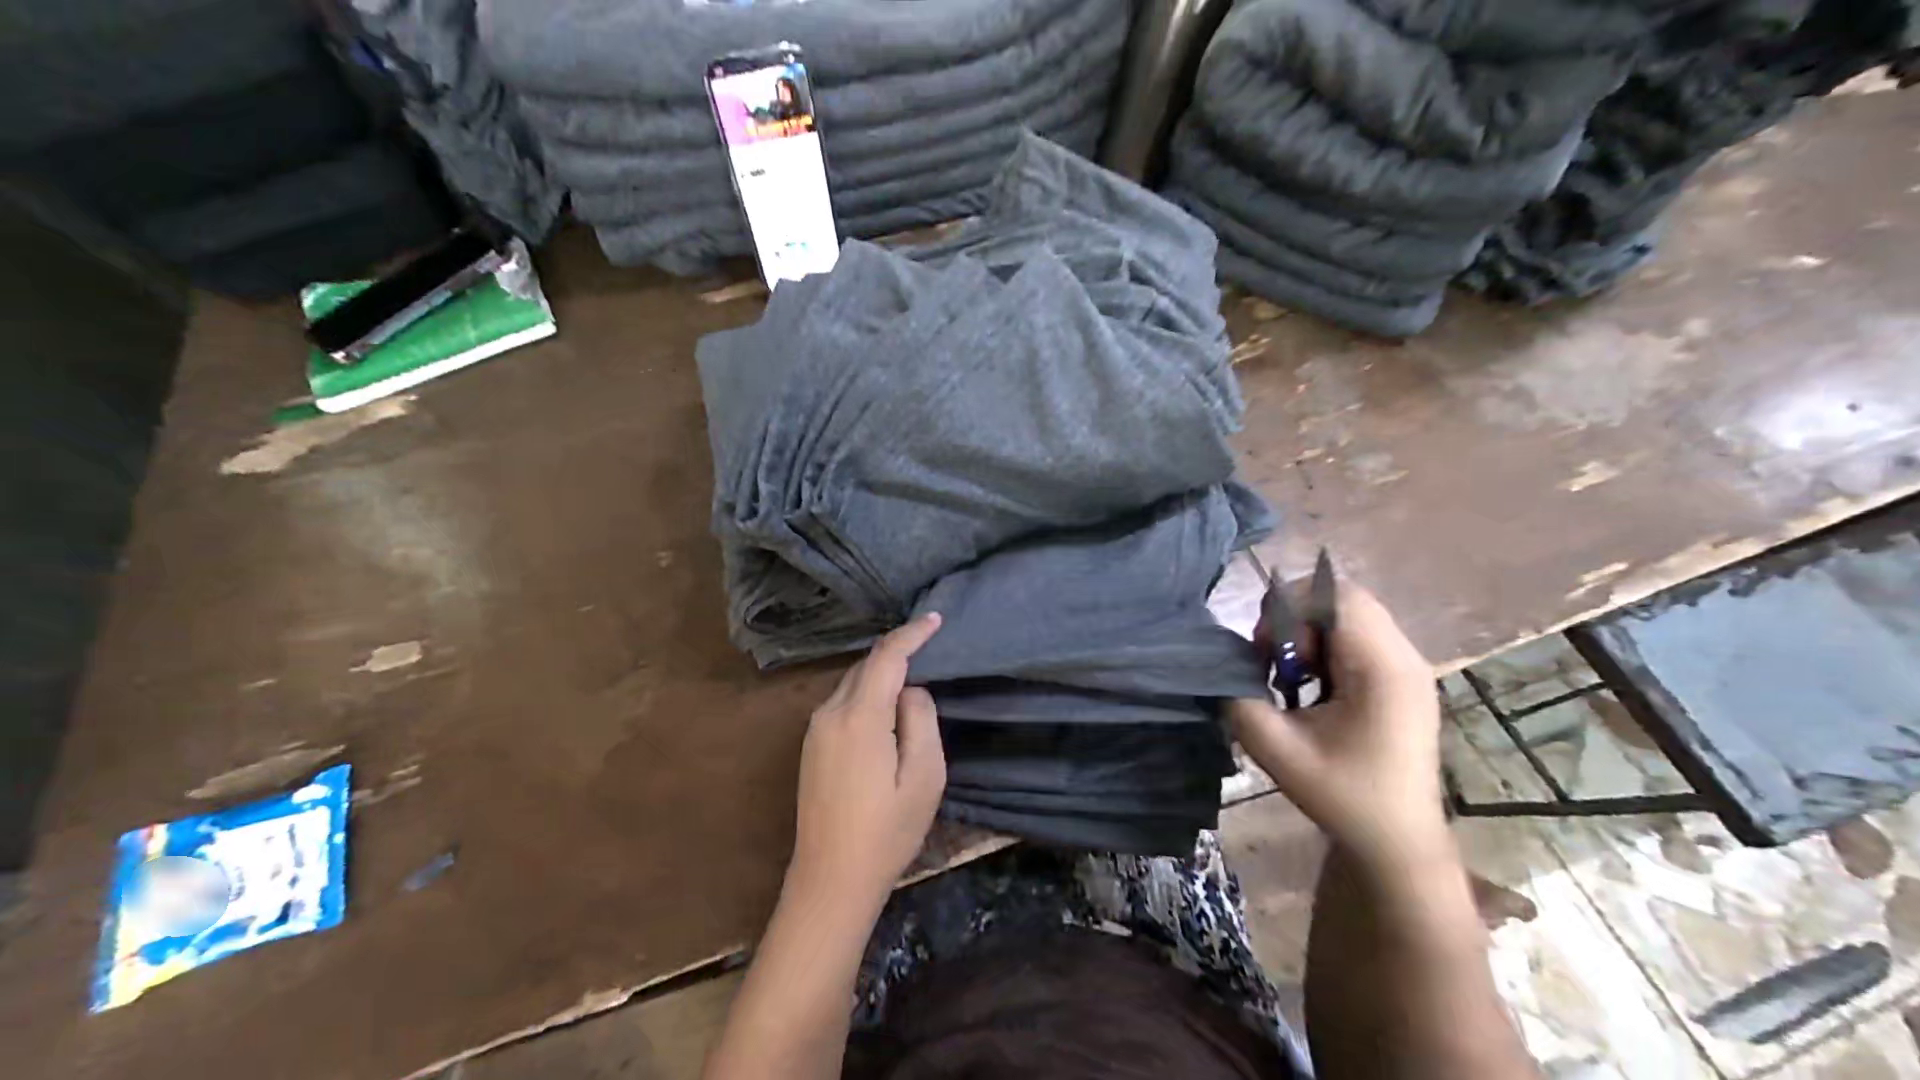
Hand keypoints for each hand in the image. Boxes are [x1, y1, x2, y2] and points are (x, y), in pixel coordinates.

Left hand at [787, 613, 946, 909]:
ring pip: (852, 683)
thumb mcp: (924, 776)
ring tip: (914, 673)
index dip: (912, 634)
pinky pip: (843, 702)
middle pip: (866, 666)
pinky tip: (885, 707)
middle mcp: (830, 713)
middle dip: (898, 652)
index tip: (935, 618)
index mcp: (859, 716)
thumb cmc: (887, 831)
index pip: (887, 657)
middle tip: (931, 646)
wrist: (831, 879)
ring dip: (882, 673)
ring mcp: (815, 729)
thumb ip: (921, 720)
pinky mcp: (811, 745)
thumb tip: (910, 691)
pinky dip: (867, 692)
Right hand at [1227, 582, 1450, 875]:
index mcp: (1381, 669)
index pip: (1336, 596)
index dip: (1290, 607)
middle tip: (1275, 659)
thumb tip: (1224, 668)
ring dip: (1310, 632)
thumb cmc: (1342, 796)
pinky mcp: (1401, 680)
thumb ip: (1241, 700)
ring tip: (1292, 675)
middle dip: (1297, 618)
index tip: (1268, 649)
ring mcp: (1408, 668)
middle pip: (1344, 599)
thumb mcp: (1276, 749)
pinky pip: (1359, 636)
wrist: (1397, 841)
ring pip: (1350, 615)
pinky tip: (1313, 686)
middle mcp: (1403, 658)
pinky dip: (1326, 647)